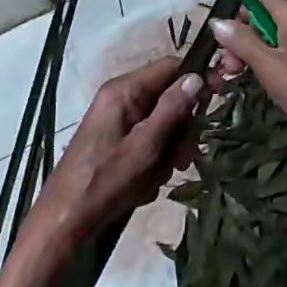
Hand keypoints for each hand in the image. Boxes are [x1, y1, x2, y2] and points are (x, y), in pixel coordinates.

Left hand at [36, 58, 202, 239]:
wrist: (66, 220)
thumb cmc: (106, 181)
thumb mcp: (146, 146)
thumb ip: (172, 109)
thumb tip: (197, 76)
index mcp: (124, 90)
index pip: (171, 66)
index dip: (198, 78)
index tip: (221, 95)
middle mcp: (120, 98)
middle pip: (169, 97)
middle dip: (182, 128)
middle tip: (183, 158)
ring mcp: (118, 120)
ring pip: (163, 122)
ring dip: (169, 149)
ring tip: (160, 175)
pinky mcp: (117, 141)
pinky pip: (149, 140)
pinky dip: (154, 160)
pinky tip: (146, 183)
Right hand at [210, 0, 286, 187]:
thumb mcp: (268, 67)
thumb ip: (241, 41)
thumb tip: (218, 21)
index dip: (239, 14)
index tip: (229, 42)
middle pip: (269, 14)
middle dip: (247, 37)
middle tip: (232, 68)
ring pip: (283, 32)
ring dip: (262, 50)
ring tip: (250, 77)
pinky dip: (282, 57)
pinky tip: (276, 82)